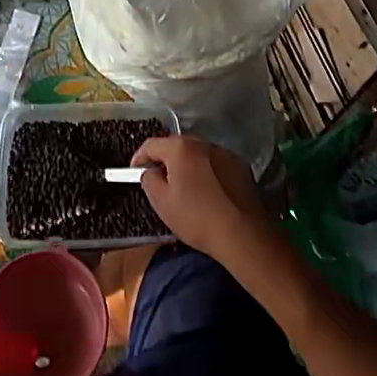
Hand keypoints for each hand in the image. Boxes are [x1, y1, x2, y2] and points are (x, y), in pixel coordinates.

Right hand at [132, 136, 271, 262]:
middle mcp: (204, 143)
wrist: (242, 232)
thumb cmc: (197, 217)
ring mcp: (225, 153)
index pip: (152, 144)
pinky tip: (207, 193)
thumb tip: (151, 172)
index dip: (139, 157)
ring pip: (198, 155)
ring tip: (184, 188)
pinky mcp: (240, 166)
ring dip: (187, 166)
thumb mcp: (162, 203)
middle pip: (177, 146)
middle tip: (158, 179)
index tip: (134, 170)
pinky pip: (215, 164)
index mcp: (181, 148)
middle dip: (165, 160)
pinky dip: (206, 173)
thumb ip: (150, 181)